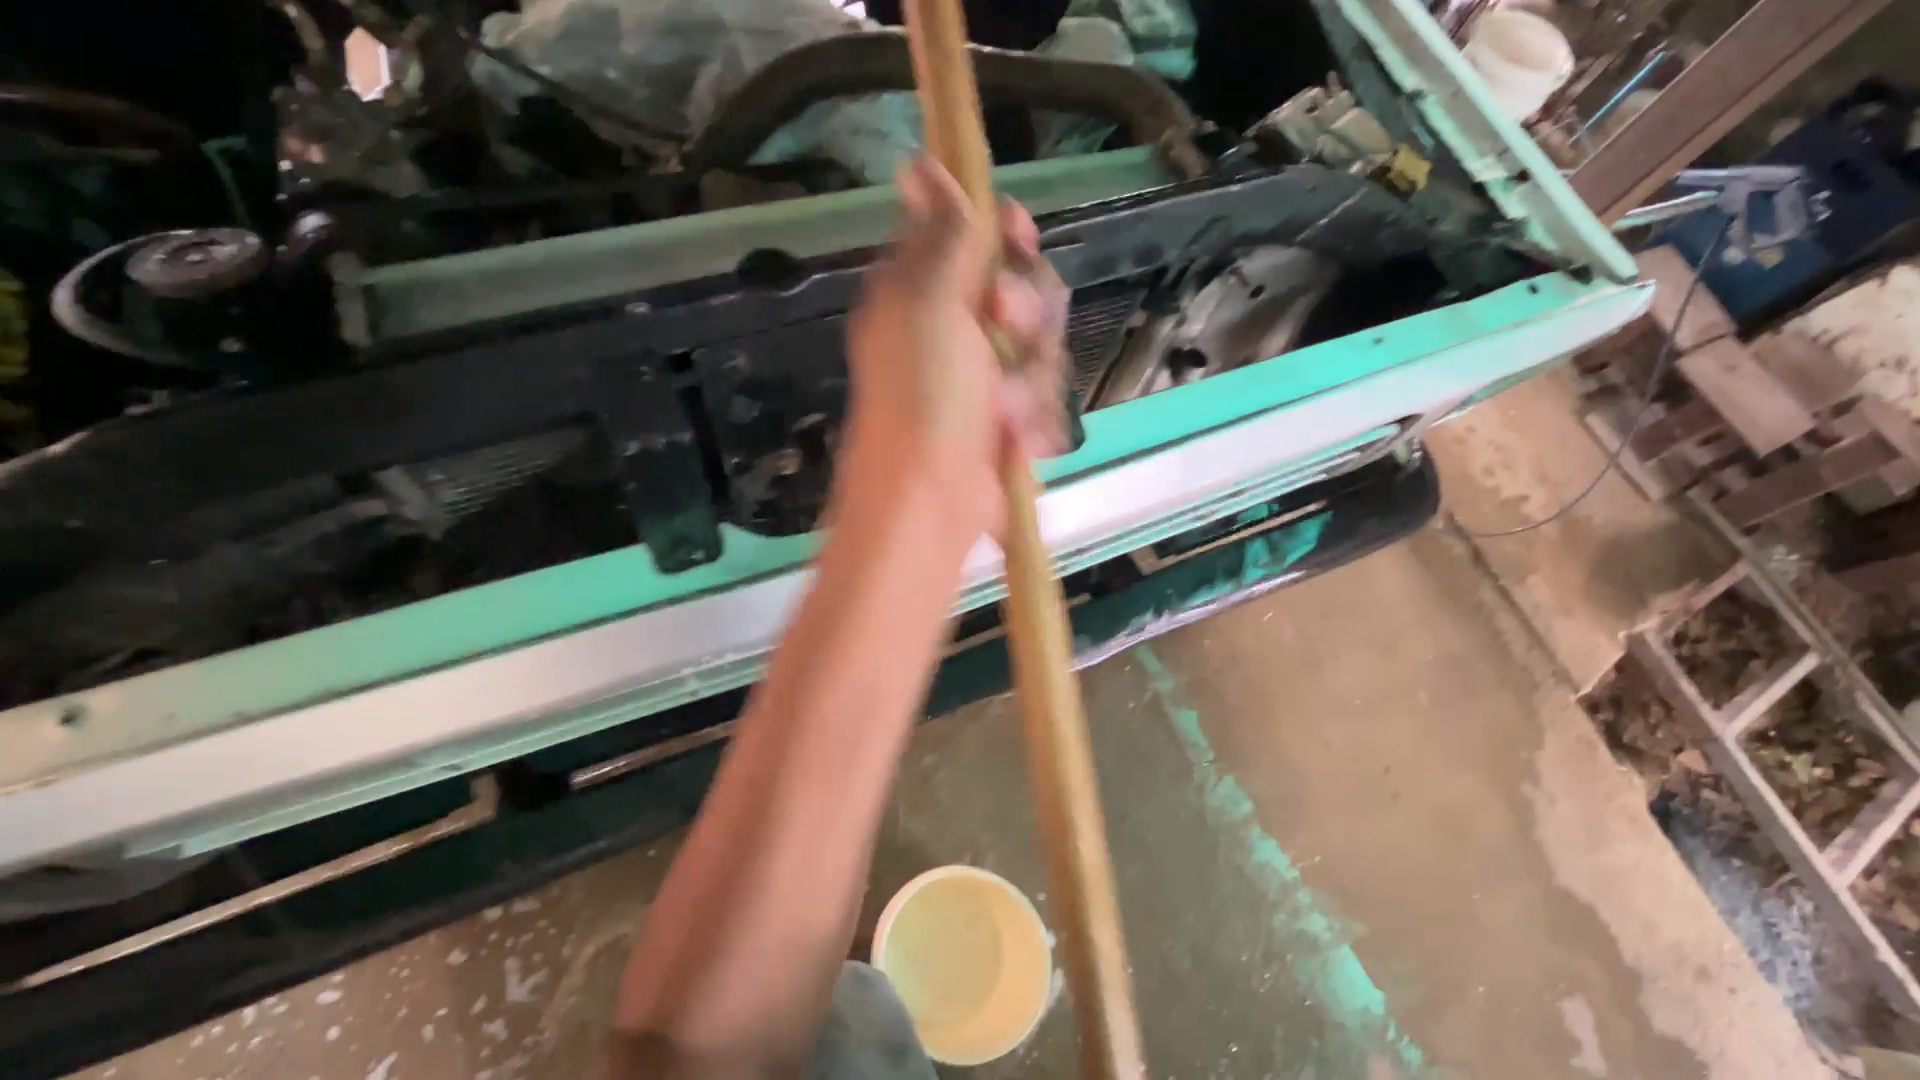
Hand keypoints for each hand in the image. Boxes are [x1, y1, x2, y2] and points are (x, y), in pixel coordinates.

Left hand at [837, 156, 1070, 543]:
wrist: (929, 507)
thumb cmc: (923, 398)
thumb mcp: (929, 302)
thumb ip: (942, 234)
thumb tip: (921, 161)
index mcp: (917, 293)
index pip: (967, 236)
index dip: (998, 229)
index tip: (1016, 231)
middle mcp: (949, 329)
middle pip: (1021, 287)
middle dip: (1026, 309)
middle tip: (1006, 324)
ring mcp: (980, 379)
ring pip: (1041, 347)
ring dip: (1031, 377)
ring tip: (1007, 412)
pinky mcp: (1005, 421)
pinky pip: (1044, 397)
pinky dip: (1035, 419)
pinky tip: (1019, 441)